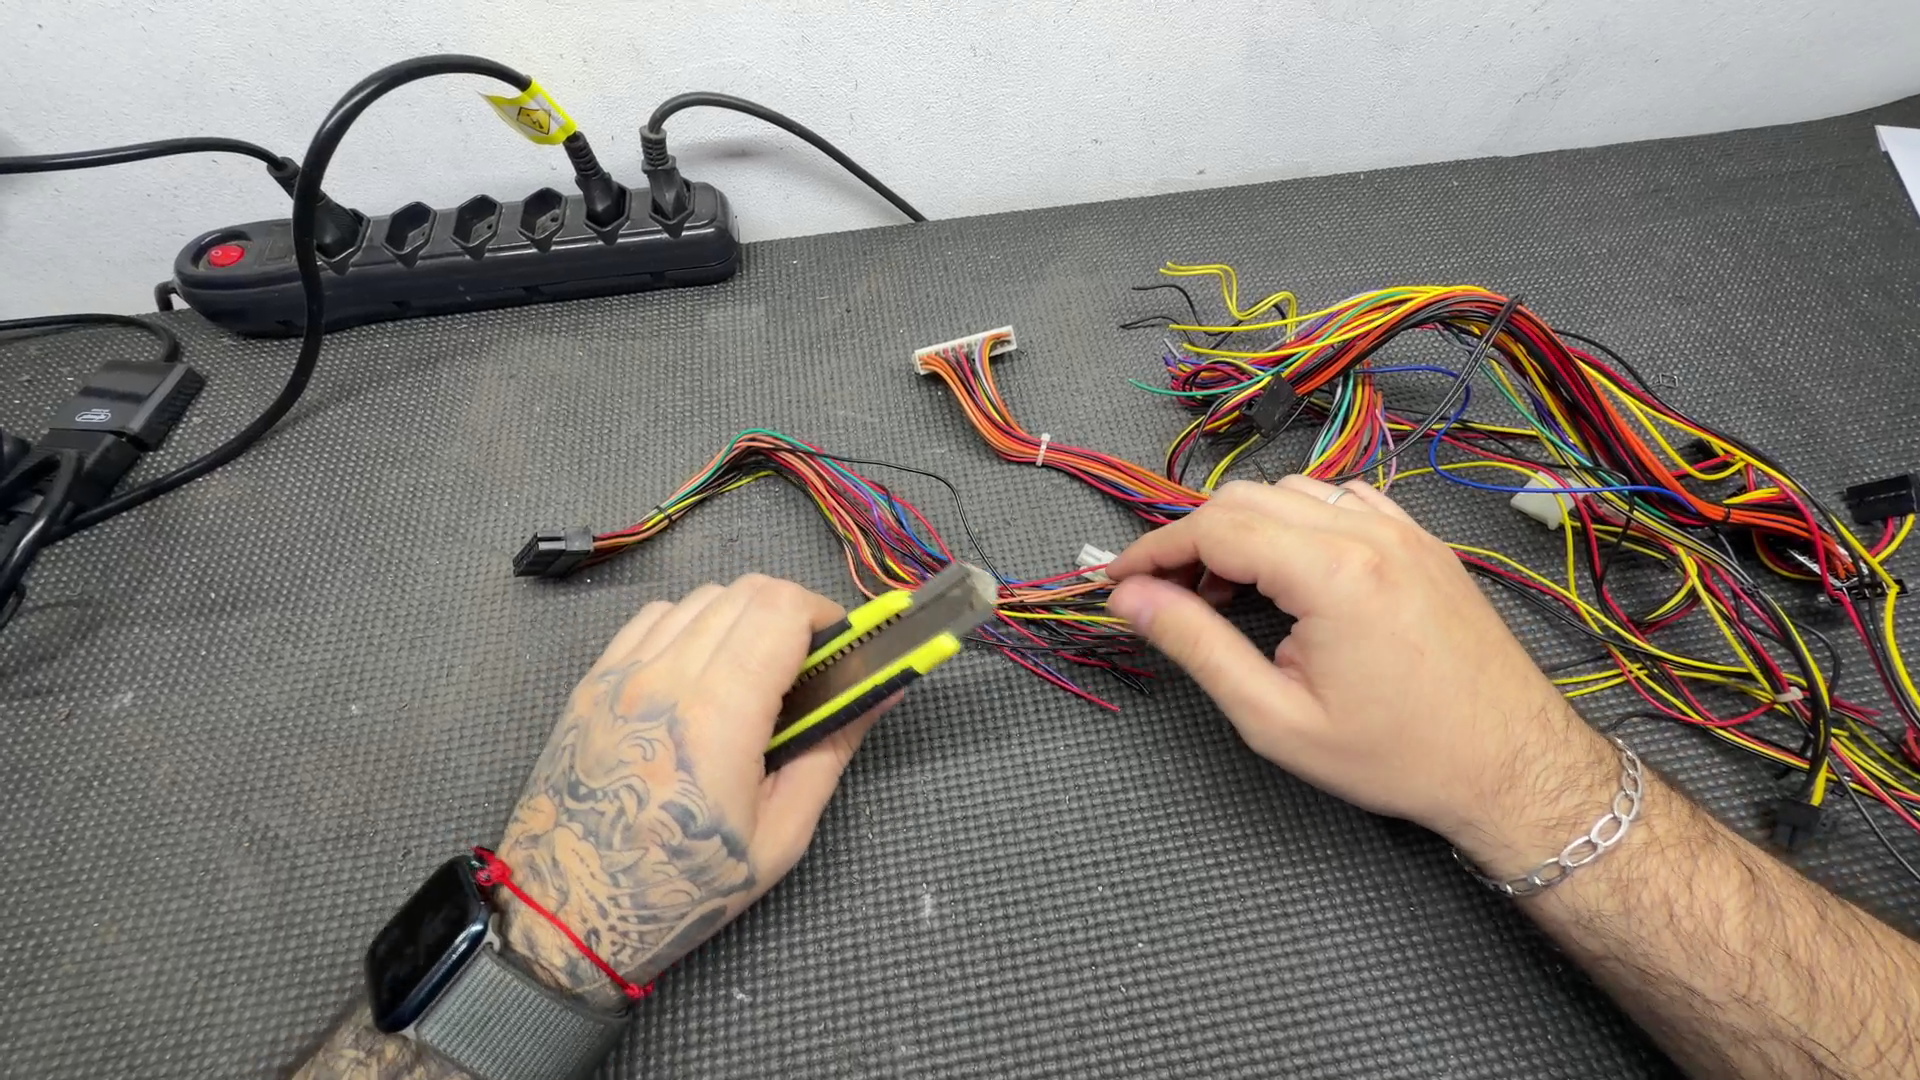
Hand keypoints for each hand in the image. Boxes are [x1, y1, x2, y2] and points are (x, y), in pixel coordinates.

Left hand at [492, 575, 892, 1006]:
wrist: (564, 915)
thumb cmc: (684, 886)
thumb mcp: (782, 832)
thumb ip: (835, 747)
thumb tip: (886, 690)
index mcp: (720, 714)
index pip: (783, 609)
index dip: (826, 614)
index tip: (838, 649)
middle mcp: (668, 675)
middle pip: (749, 590)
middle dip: (795, 612)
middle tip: (806, 663)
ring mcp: (624, 671)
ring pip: (706, 596)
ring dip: (746, 616)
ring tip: (755, 668)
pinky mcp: (595, 678)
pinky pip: (659, 615)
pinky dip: (696, 622)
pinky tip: (702, 667)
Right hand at [1104, 477, 1617, 873]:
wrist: (1516, 771)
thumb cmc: (1392, 757)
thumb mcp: (1272, 716)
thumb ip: (1195, 644)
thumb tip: (1131, 598)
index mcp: (1331, 572)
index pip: (1212, 529)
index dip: (1151, 550)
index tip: (1116, 579)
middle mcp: (1366, 532)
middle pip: (1243, 500)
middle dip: (1189, 539)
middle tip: (1165, 594)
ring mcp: (1400, 530)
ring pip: (1286, 491)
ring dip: (1238, 528)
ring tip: (1223, 588)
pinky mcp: (1419, 540)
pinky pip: (1334, 499)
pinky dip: (1288, 520)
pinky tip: (1285, 567)